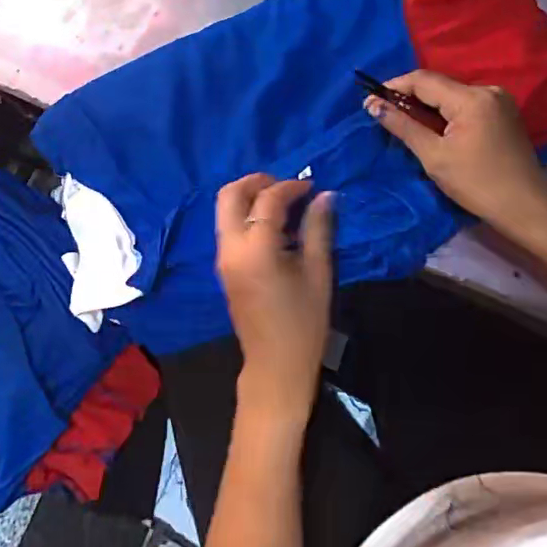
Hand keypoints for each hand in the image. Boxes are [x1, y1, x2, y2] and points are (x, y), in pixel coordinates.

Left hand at [215, 175, 335, 423]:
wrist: (275, 365)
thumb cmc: (304, 323)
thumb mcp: (318, 273)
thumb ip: (318, 230)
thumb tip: (324, 196)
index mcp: (256, 249)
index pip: (267, 200)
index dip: (290, 187)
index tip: (312, 186)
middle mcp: (231, 248)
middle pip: (229, 195)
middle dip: (256, 182)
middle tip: (286, 186)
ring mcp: (222, 258)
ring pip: (223, 210)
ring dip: (249, 197)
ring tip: (282, 203)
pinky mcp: (222, 267)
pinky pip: (227, 228)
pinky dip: (245, 215)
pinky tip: (273, 224)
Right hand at [366, 70, 546, 252]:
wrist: (525, 206)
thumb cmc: (476, 183)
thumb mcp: (433, 156)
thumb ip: (402, 126)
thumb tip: (372, 104)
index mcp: (471, 98)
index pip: (423, 80)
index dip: (393, 87)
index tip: (370, 101)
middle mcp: (488, 90)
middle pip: (438, 85)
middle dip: (409, 97)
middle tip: (383, 114)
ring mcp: (499, 100)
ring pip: (451, 95)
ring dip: (426, 106)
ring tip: (404, 124)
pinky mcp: (503, 113)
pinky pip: (465, 104)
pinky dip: (444, 113)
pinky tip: (432, 129)